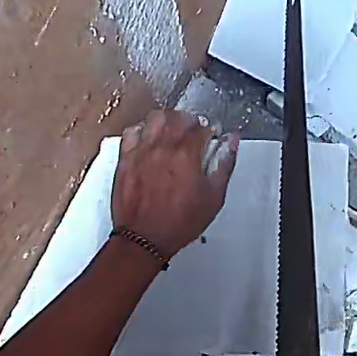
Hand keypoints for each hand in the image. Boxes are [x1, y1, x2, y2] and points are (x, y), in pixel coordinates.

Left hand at [111, 109, 237, 257]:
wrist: (145, 238)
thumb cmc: (178, 222)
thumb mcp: (213, 196)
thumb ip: (225, 164)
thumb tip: (231, 142)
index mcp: (187, 154)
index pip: (202, 127)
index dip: (209, 131)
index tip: (210, 138)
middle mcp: (163, 148)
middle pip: (178, 117)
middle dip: (190, 122)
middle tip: (193, 134)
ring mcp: (142, 151)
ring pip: (155, 117)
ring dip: (167, 121)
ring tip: (172, 133)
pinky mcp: (126, 159)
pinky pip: (132, 132)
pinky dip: (142, 131)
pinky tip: (149, 140)